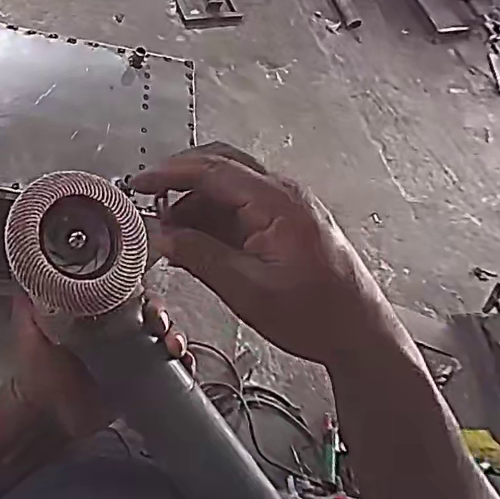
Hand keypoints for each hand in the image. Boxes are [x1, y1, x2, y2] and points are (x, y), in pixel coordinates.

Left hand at [7, 291, 188, 438]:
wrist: (44, 414)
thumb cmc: (37, 369)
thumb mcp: (29, 328)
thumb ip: (29, 300)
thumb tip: (26, 266)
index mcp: (100, 311)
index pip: (130, 291)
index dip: (143, 291)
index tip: (147, 300)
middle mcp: (120, 328)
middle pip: (154, 311)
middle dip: (164, 314)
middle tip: (161, 324)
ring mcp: (134, 354)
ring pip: (167, 335)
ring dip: (177, 336)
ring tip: (174, 347)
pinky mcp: (143, 380)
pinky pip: (172, 367)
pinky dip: (184, 363)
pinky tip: (184, 365)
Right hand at [129, 144, 409, 370]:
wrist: (360, 333)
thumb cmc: (316, 315)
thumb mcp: (248, 290)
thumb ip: (200, 257)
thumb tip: (161, 237)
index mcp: (277, 202)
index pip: (214, 171)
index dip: (170, 174)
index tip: (140, 183)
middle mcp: (282, 193)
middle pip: (221, 165)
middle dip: (180, 179)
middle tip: (148, 199)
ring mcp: (284, 205)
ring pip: (227, 185)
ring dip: (194, 201)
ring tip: (167, 232)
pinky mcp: (283, 221)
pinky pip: (238, 206)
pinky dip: (210, 217)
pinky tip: (193, 240)